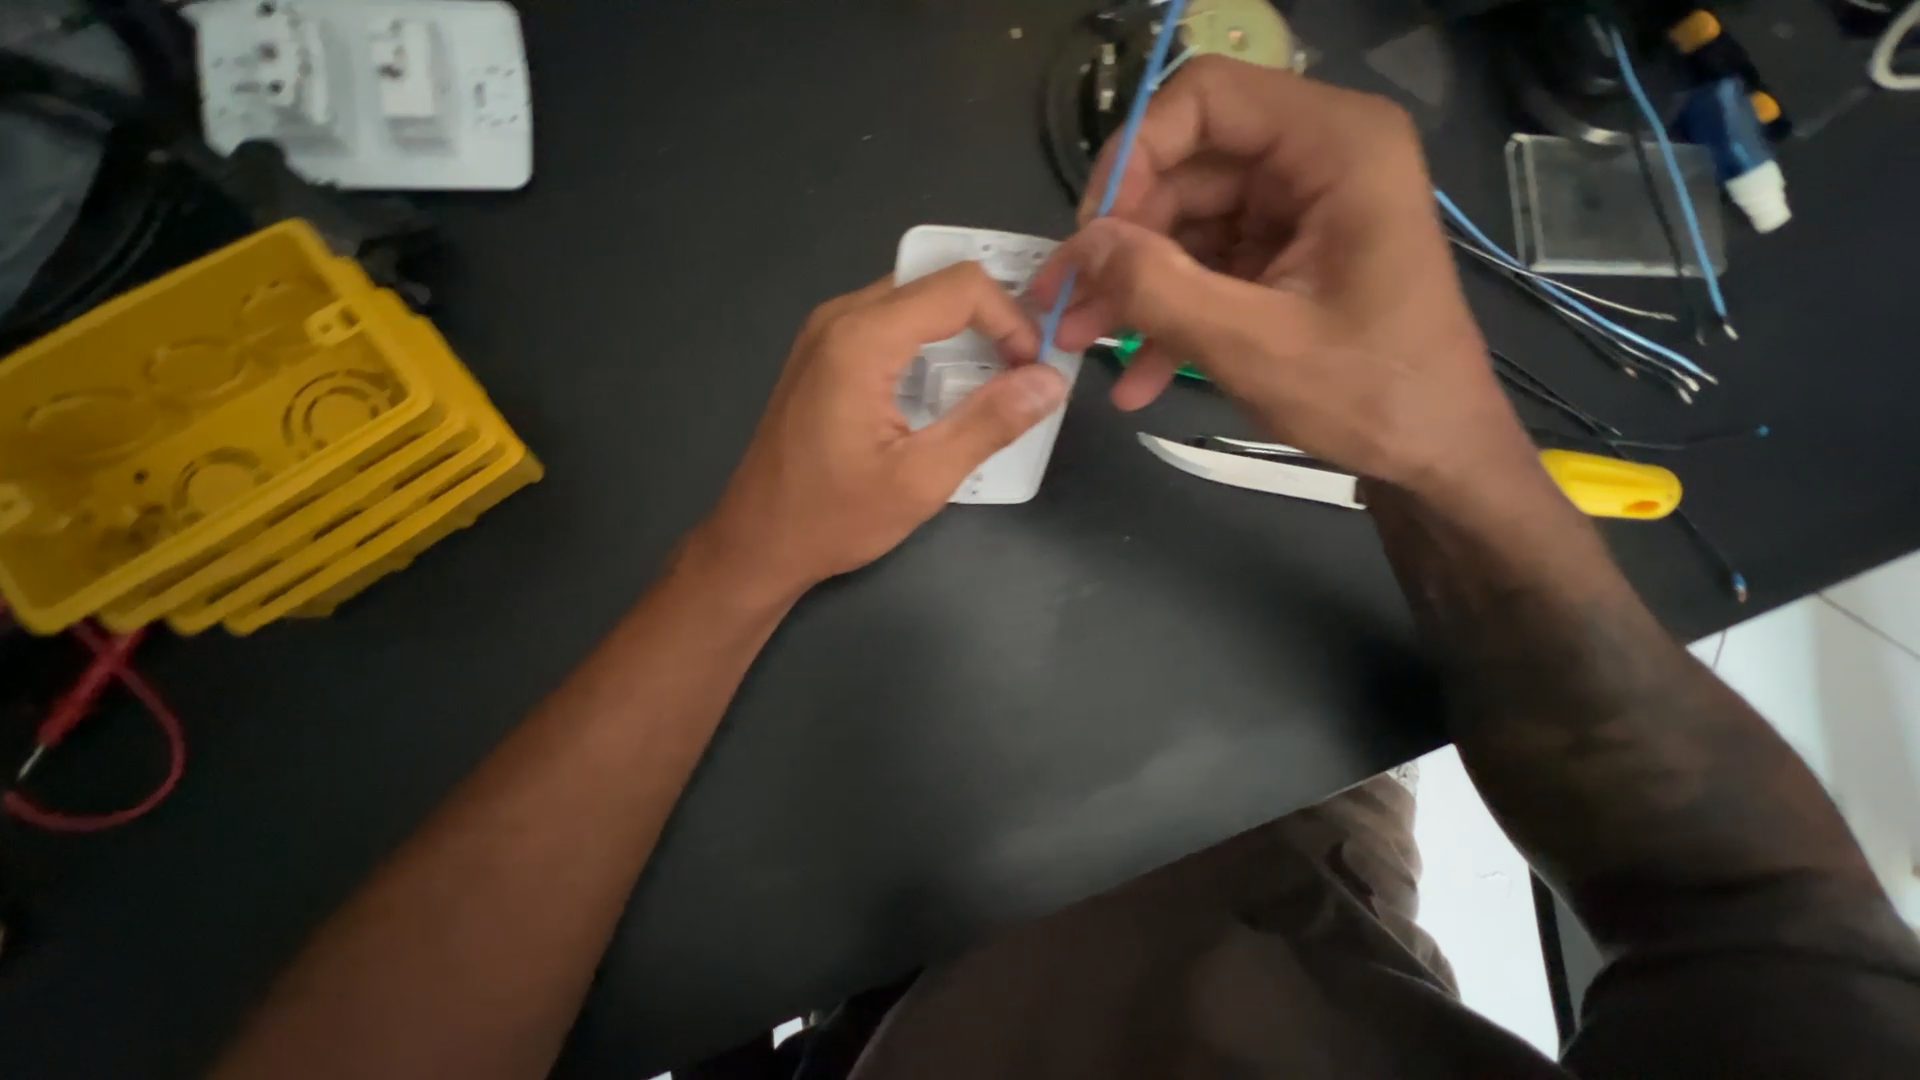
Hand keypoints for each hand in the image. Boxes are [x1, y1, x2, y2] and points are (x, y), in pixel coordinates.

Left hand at [690, 264, 1067, 598]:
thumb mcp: (922, 478)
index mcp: (862, 339)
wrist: (757, 542)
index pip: (959, 288)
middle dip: (991, 318)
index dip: (1010, 319)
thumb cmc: (835, 517)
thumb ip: (989, 423)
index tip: (1030, 369)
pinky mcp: (821, 355)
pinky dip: (927, 343)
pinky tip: (942, 388)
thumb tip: (1049, 383)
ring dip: (960, 330)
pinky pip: (887, 324)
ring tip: (994, 379)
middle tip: (1023, 369)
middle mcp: (839, 319)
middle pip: (935, 284)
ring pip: (912, 300)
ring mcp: (824, 334)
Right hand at [1029, 58, 1536, 497]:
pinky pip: (1205, 270)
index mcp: (1334, 147)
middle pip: (1184, 169)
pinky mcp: (1283, 260)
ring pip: (1184, 226)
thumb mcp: (1252, 345)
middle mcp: (1315, 162)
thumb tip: (1079, 248)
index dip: (1134, 156)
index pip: (1205, 99)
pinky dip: (1167, 318)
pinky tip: (1136, 377)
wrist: (1432, 454)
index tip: (1092, 234)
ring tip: (1079, 343)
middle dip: (1120, 243)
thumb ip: (1158, 290)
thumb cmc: (1370, 395)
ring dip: (1131, 289)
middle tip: (1064, 305)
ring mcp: (1297, 214)